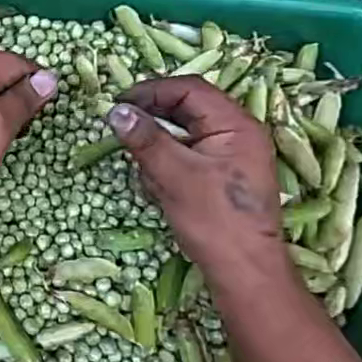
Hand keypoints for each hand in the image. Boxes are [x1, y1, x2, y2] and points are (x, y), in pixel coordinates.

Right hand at [108, 76, 290, 279]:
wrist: (245, 271)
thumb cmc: (215, 221)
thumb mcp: (175, 176)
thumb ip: (145, 140)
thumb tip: (116, 111)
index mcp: (236, 125)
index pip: (189, 89)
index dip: (151, 90)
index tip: (118, 103)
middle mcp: (237, 134)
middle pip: (186, 110)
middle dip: (152, 120)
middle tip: (121, 130)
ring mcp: (229, 156)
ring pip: (183, 135)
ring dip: (158, 148)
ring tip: (145, 170)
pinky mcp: (219, 176)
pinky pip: (186, 157)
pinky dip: (166, 166)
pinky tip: (157, 188)